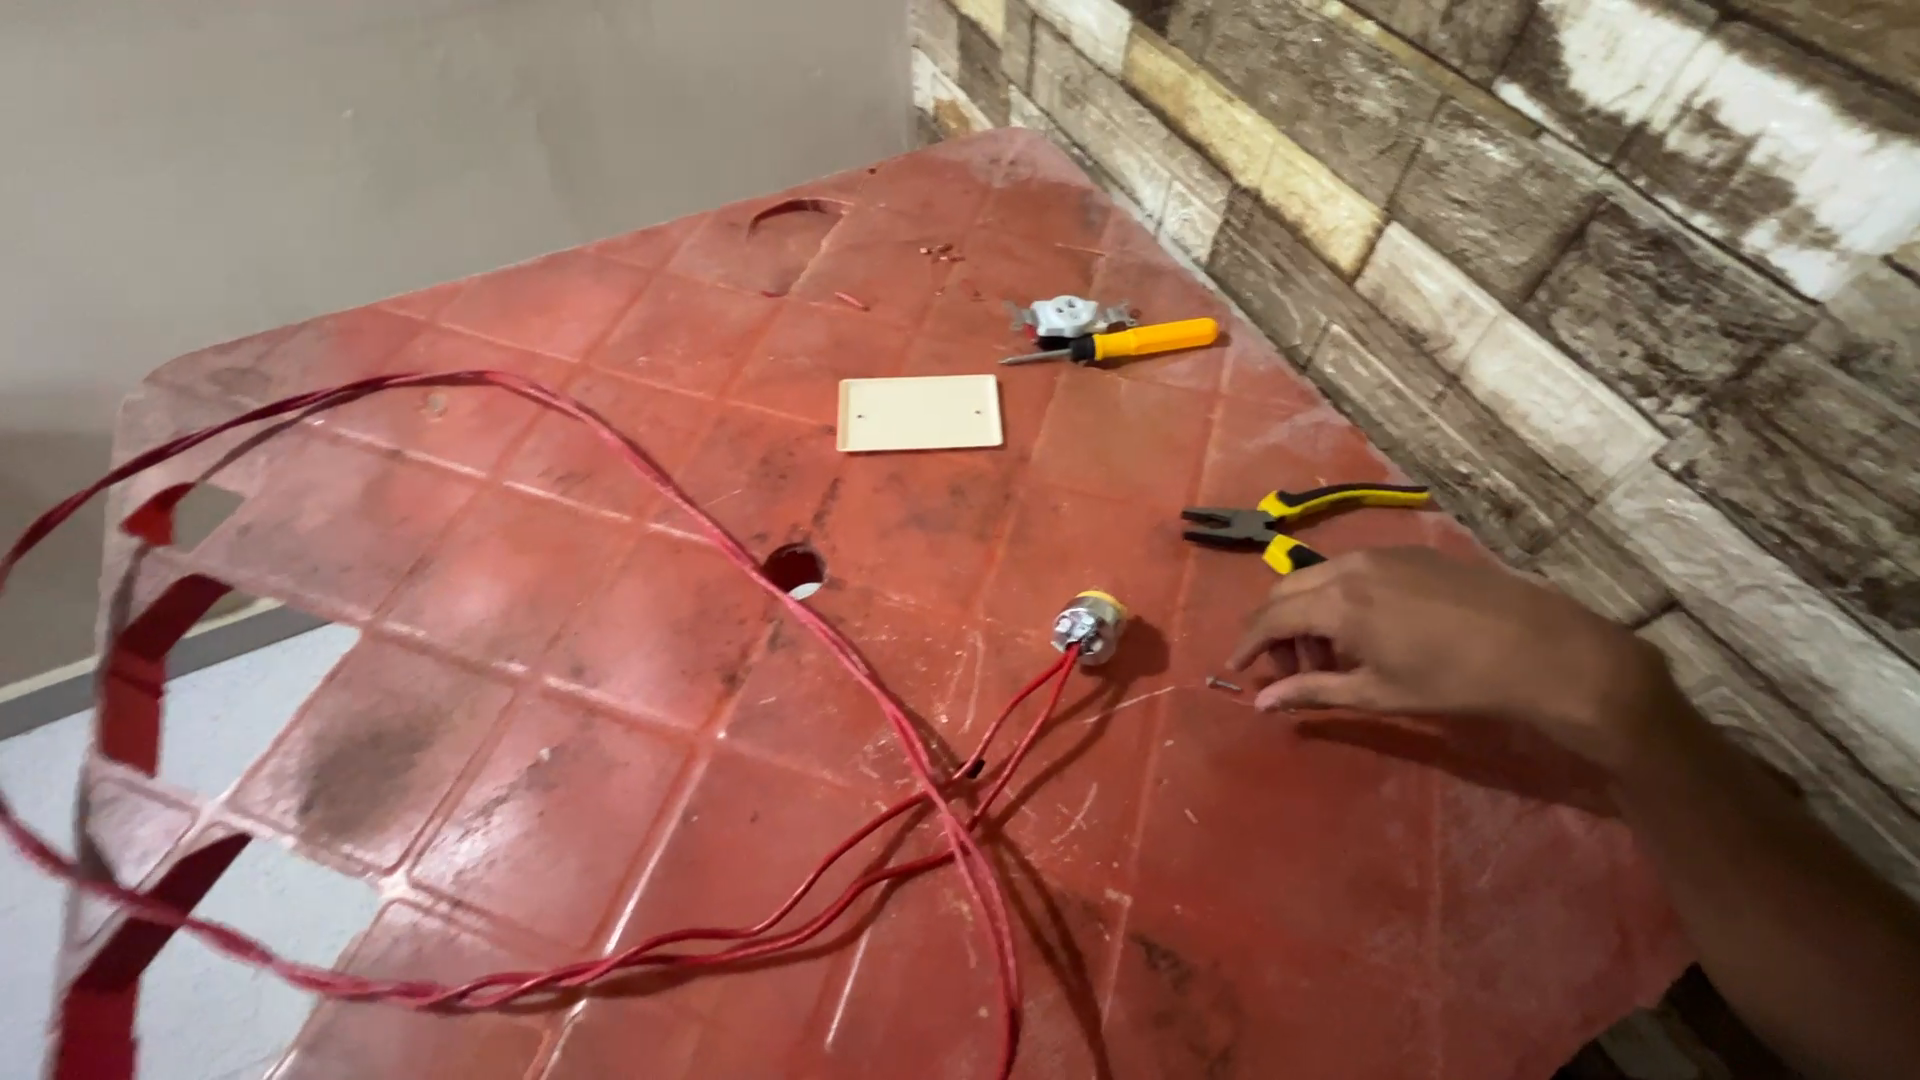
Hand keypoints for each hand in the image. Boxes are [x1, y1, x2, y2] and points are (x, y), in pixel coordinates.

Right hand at [1229, 546, 1681, 773]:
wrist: (1546, 651)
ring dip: (1306, 612)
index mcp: (1337, 604)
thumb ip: (1312, 692)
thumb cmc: (1456, 682)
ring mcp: (1381, 555)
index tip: (1239, 669)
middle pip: (1285, 591)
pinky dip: (1337, 597)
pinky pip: (1350, 571)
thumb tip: (1261, 704)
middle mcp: (1349, 568)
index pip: (1270, 618)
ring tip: (1334, 655)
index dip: (1248, 644)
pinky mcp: (1409, 553)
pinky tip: (1367, 631)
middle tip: (1292, 668)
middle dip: (1276, 629)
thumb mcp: (1378, 694)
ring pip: (1316, 577)